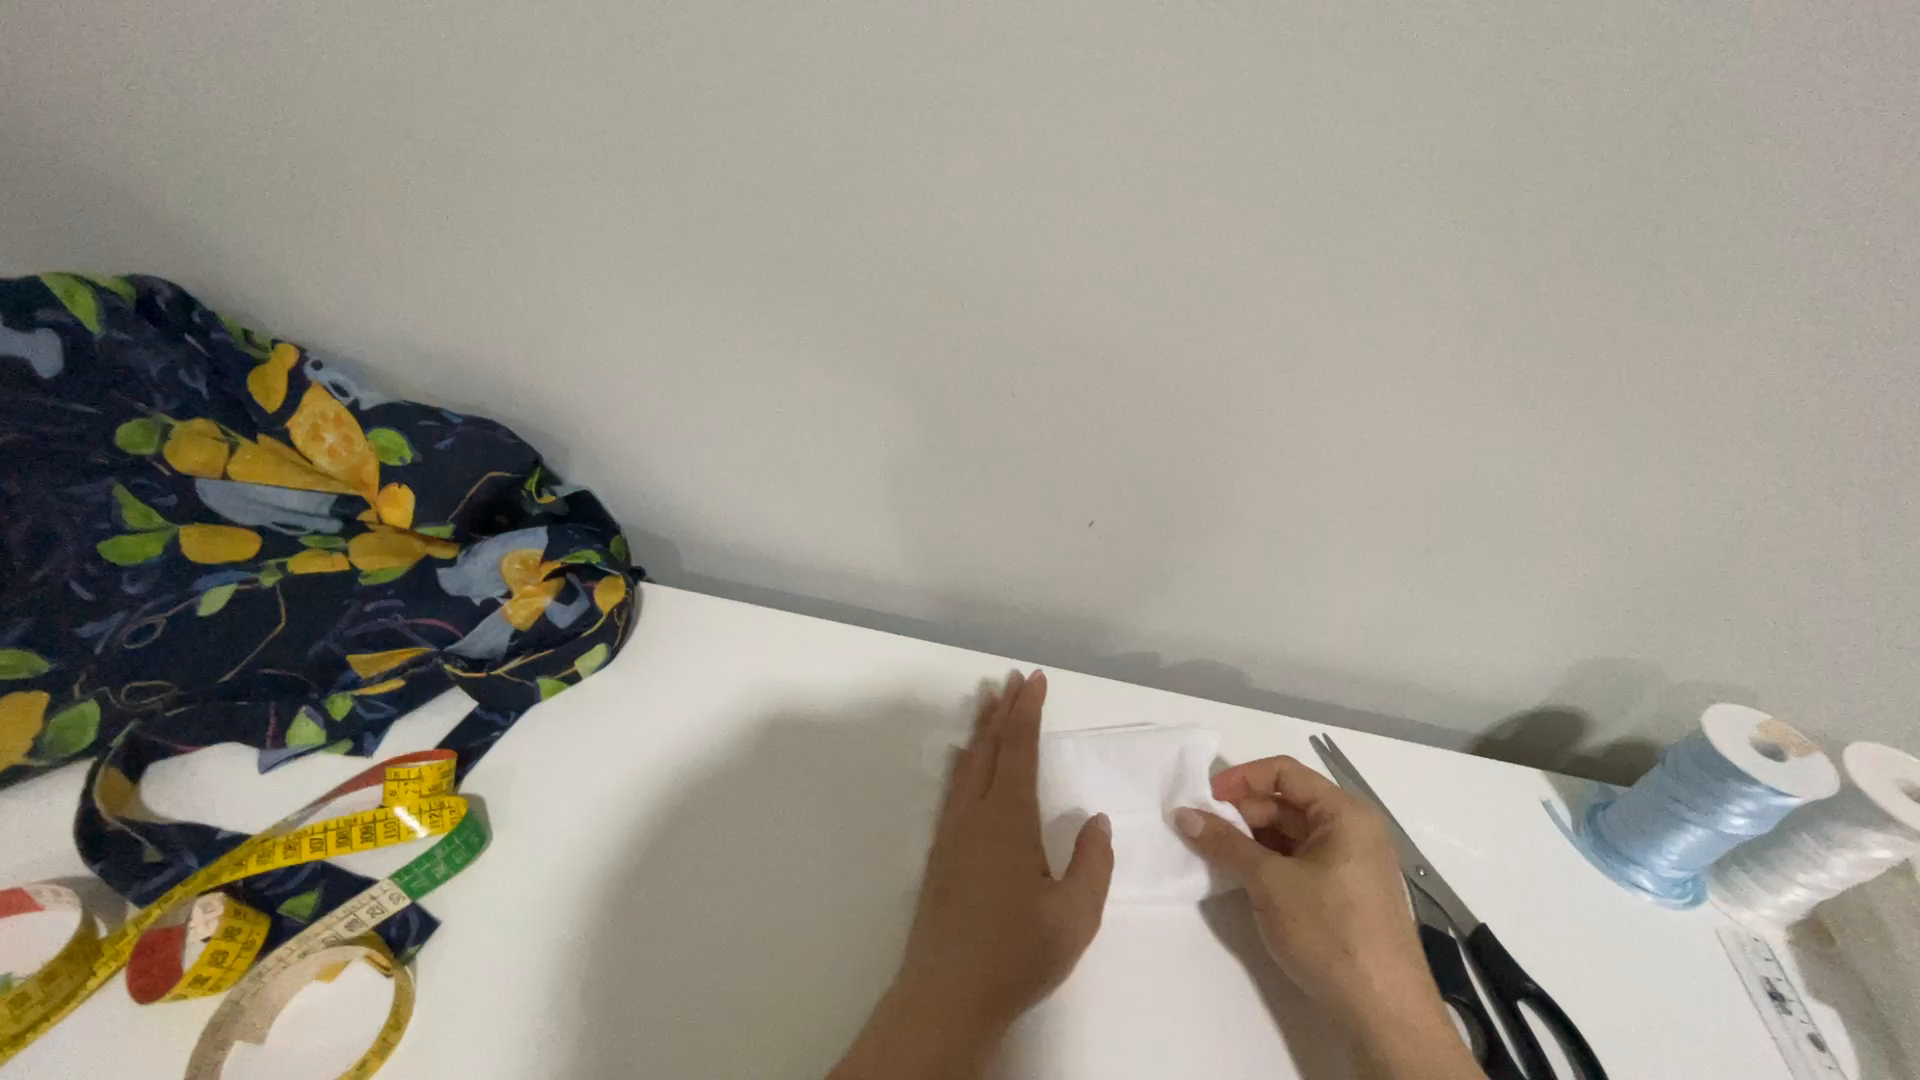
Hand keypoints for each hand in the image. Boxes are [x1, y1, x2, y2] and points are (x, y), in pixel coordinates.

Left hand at [829, 671, 1114, 1079]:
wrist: (947, 994)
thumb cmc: (1016, 954)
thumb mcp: (1075, 916)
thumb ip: (1092, 863)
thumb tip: (1093, 819)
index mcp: (1009, 820)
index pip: (1020, 750)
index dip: (1028, 712)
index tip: (1034, 680)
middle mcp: (975, 814)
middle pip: (989, 747)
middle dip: (1004, 709)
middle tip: (1013, 677)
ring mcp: (952, 831)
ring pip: (967, 764)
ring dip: (981, 729)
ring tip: (989, 700)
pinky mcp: (940, 851)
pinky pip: (953, 787)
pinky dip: (962, 761)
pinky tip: (959, 757)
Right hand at [1174, 756, 1480, 1078]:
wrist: (1383, 1014)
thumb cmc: (1330, 931)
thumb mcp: (1269, 881)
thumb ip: (1224, 843)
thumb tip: (1183, 813)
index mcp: (1344, 814)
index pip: (1284, 773)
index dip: (1241, 779)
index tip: (1204, 798)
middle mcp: (1351, 831)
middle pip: (1286, 802)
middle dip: (1241, 812)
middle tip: (1202, 831)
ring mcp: (1350, 865)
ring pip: (1289, 834)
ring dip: (1251, 839)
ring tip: (1215, 855)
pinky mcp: (1344, 895)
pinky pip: (1298, 861)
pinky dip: (1268, 863)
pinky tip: (1241, 879)